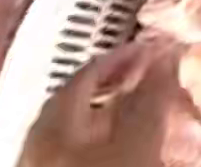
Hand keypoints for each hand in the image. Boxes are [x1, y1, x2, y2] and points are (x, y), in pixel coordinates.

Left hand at [17, 42, 178, 166]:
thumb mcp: (139, 140)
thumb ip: (152, 93)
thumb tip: (166, 52)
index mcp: (51, 129)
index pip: (84, 75)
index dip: (121, 56)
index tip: (154, 47)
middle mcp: (33, 149)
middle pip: (71, 102)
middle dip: (109, 82)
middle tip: (145, 71)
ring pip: (69, 130)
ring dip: (104, 110)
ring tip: (137, 104)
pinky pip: (70, 153)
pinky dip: (96, 137)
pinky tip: (118, 143)